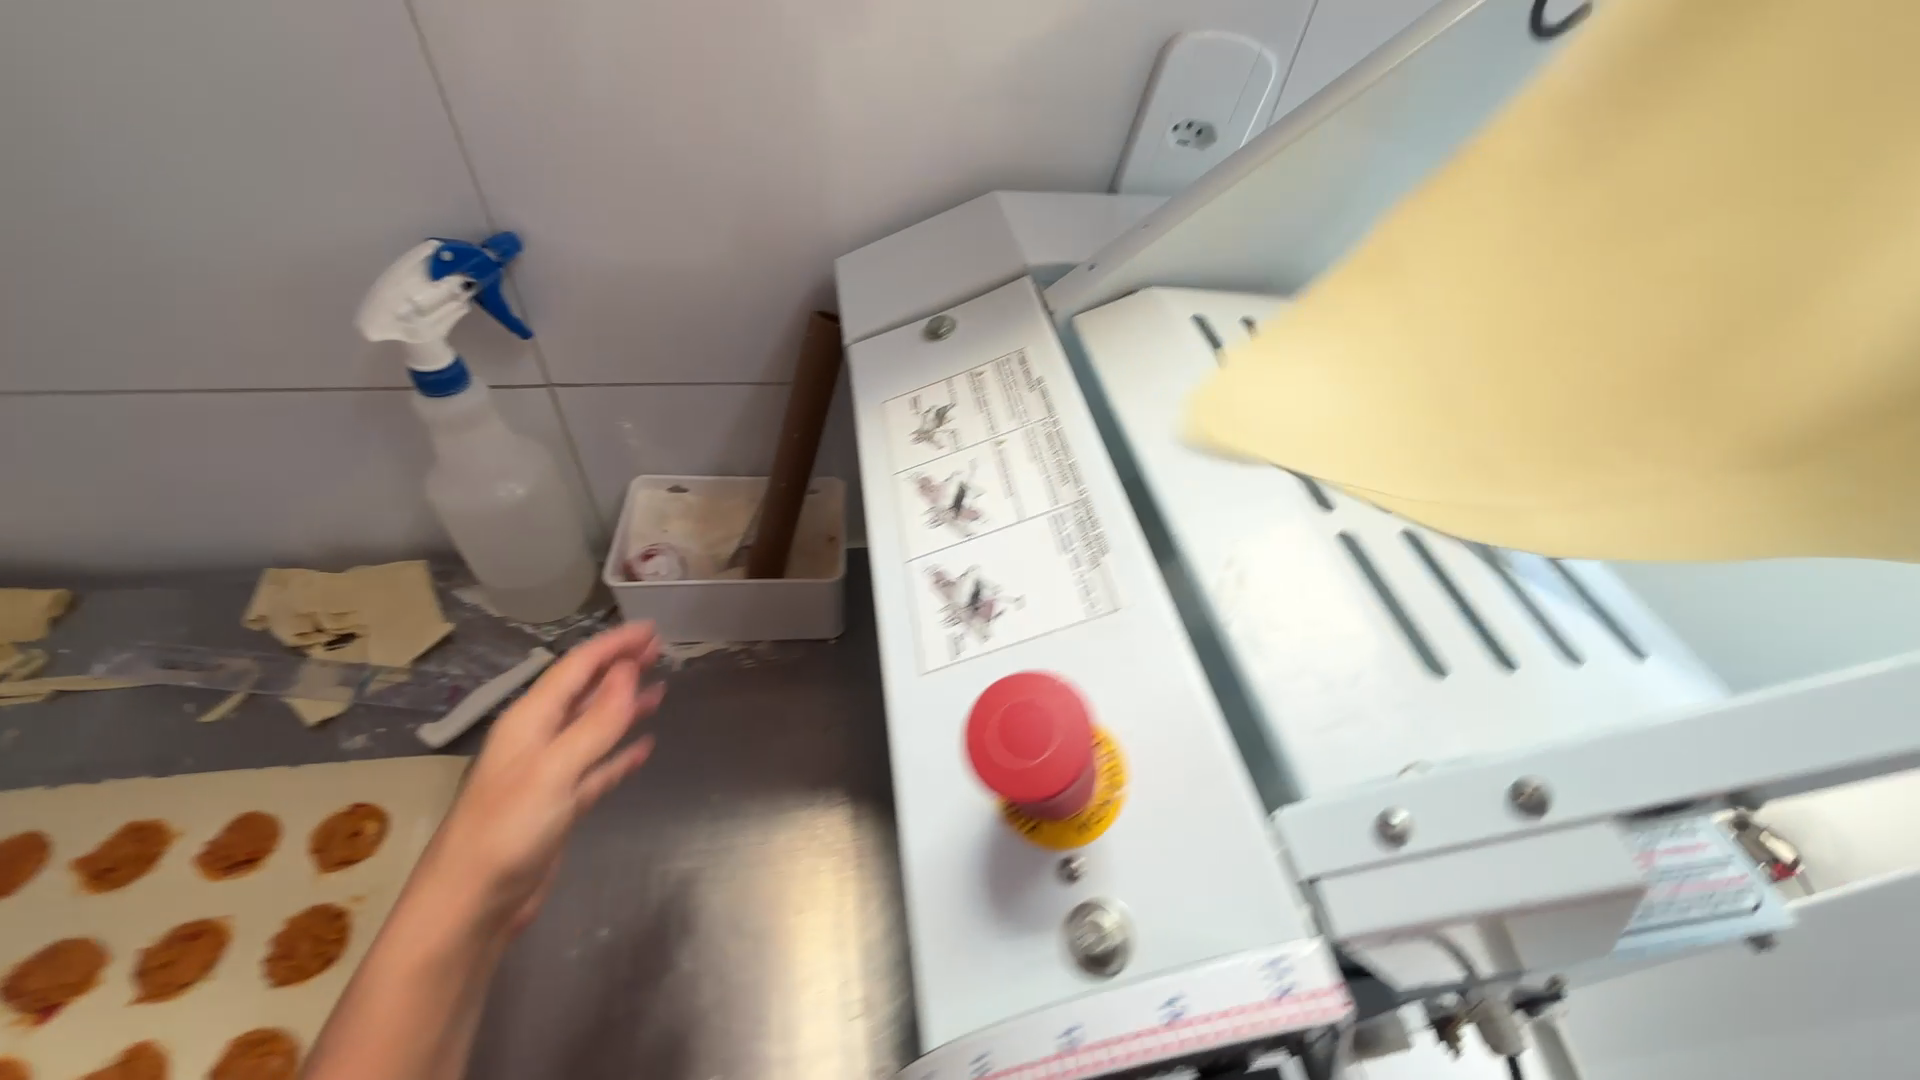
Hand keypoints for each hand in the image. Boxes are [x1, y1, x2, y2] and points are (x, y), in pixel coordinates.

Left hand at [418, 622, 664, 935]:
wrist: (471, 906)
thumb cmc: (507, 832)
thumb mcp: (554, 770)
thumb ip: (595, 721)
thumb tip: (628, 671)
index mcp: (530, 722)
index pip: (577, 668)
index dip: (614, 645)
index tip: (652, 629)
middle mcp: (539, 740)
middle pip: (585, 691)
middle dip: (620, 668)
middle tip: (659, 651)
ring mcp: (551, 774)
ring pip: (595, 727)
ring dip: (625, 706)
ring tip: (660, 690)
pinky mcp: (561, 806)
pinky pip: (599, 769)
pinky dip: (621, 754)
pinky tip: (644, 748)